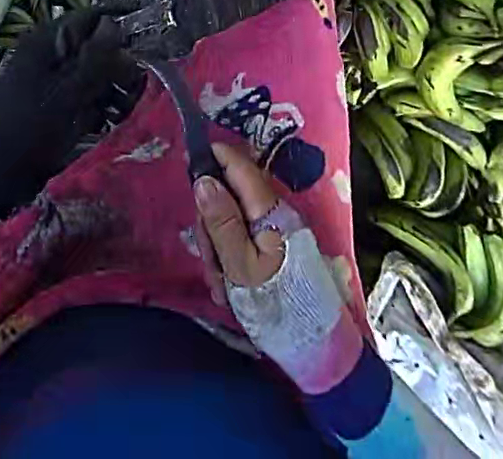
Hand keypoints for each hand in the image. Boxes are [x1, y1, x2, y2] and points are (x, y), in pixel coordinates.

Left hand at [0, 4, 132, 254]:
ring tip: (128, 107)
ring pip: (88, 73)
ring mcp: (44, 79)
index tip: (148, 18)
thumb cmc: (31, 130)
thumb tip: (114, 24)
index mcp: (45, 42)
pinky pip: (78, 94)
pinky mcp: (46, 103)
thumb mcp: (68, 93)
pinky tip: (109, 121)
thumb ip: (94, 58)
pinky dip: (95, 104)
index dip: (120, 16)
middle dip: (119, 63)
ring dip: (111, 87)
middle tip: (139, 82)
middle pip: (92, 47)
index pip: (89, 17)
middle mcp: (44, 54)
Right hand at [192, 142, 290, 300]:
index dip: (212, 158)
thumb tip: (203, 179)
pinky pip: (241, 237)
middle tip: (208, 259)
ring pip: (231, 217)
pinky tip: (227, 285)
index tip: (187, 169)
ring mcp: (274, 229)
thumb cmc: (277, 304)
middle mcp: (273, 211)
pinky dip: (228, 257)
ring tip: (219, 283)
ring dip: (217, 246)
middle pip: (229, 193)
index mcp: (268, 209)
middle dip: (209, 220)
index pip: (238, 164)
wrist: (315, 346)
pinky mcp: (273, 246)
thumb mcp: (240, 266)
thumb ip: (221, 222)